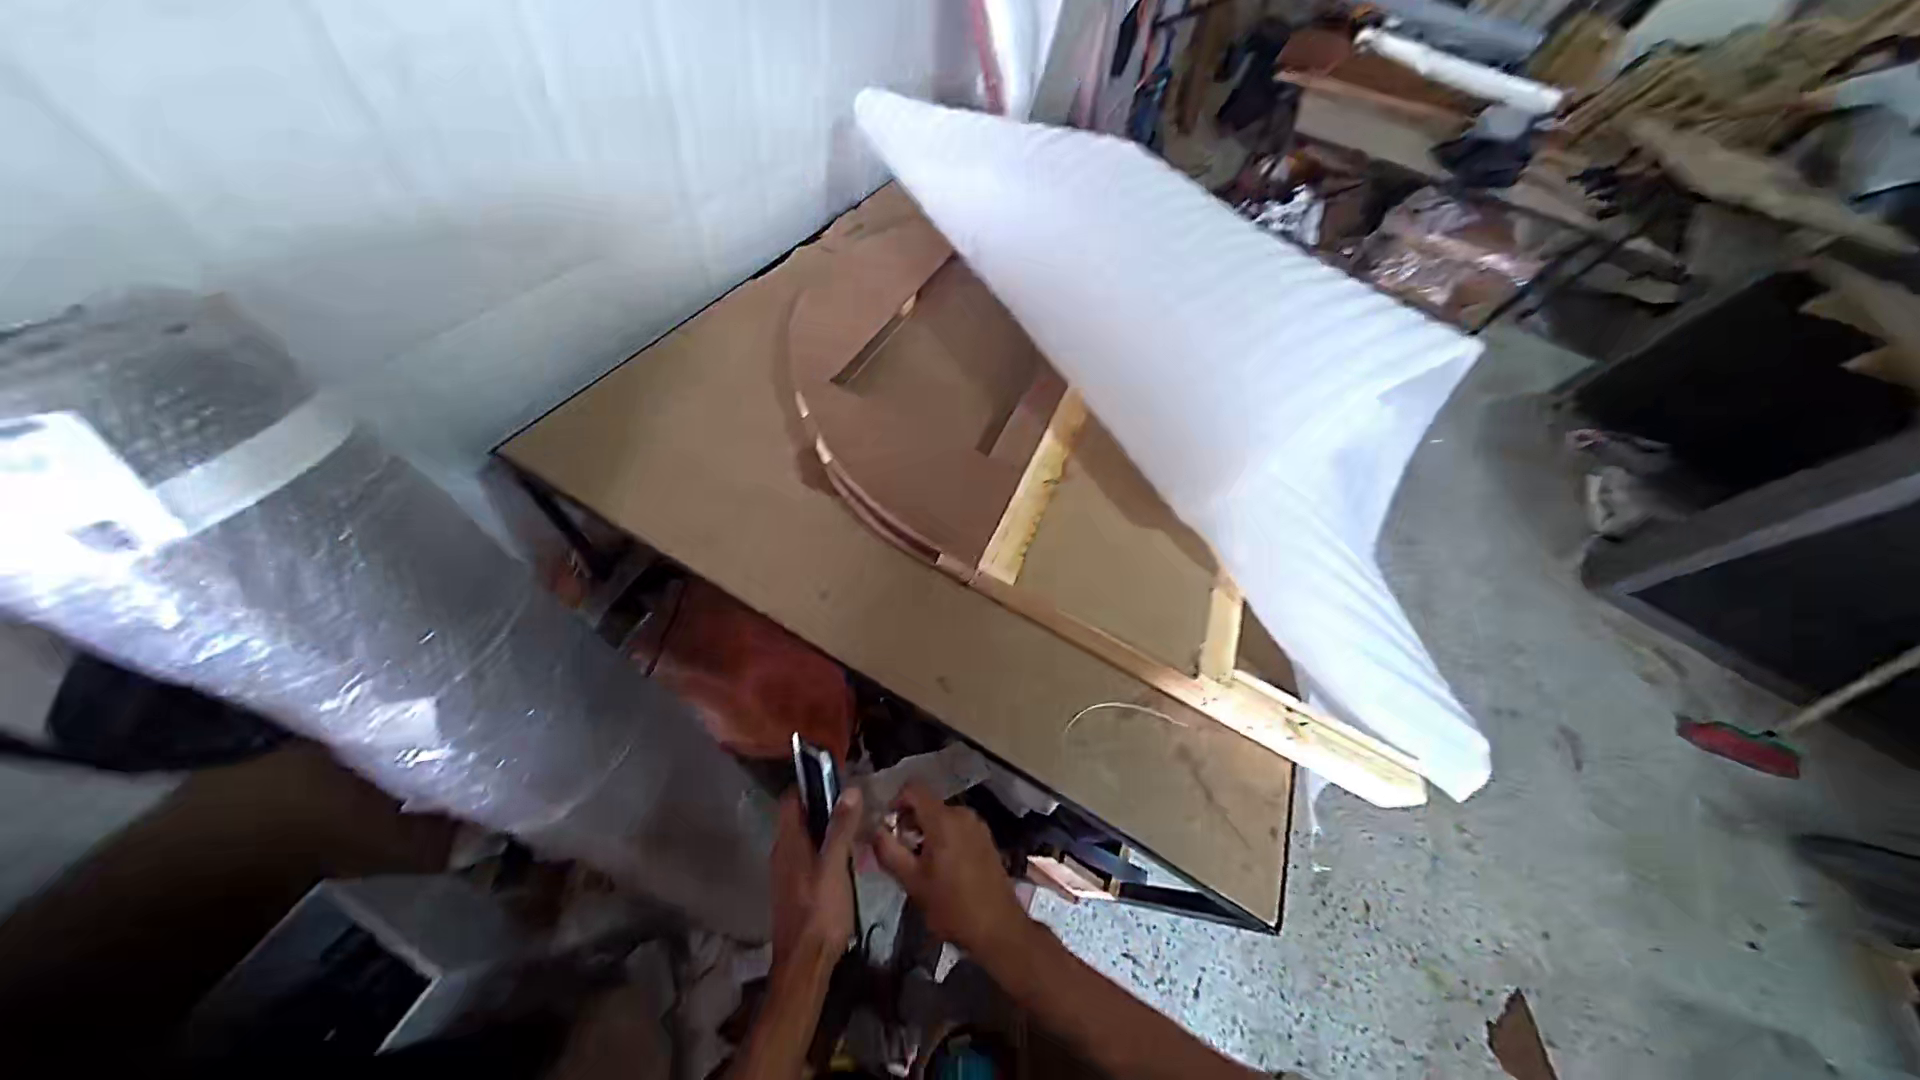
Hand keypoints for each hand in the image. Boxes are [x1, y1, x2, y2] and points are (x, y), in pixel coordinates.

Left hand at [769, 787, 861, 968]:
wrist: (805, 966)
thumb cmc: (819, 912)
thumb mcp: (834, 866)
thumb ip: (841, 828)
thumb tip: (849, 789)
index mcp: (788, 843)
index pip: (791, 799)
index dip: (810, 784)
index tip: (836, 777)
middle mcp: (782, 853)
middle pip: (800, 817)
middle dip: (824, 805)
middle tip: (855, 801)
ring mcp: (788, 873)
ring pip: (806, 838)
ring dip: (828, 828)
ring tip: (857, 825)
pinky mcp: (797, 889)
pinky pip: (810, 856)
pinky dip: (826, 849)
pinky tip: (848, 857)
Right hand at [872, 781, 1033, 961]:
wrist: (998, 928)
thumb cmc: (952, 905)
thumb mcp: (912, 882)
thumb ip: (888, 851)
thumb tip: (874, 829)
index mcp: (943, 819)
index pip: (913, 788)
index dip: (895, 801)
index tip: (887, 825)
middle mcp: (962, 813)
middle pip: (927, 803)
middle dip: (909, 821)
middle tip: (900, 850)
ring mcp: (977, 824)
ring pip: (942, 816)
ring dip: (926, 831)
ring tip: (919, 862)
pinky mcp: (986, 837)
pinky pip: (957, 826)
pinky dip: (943, 837)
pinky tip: (941, 866)